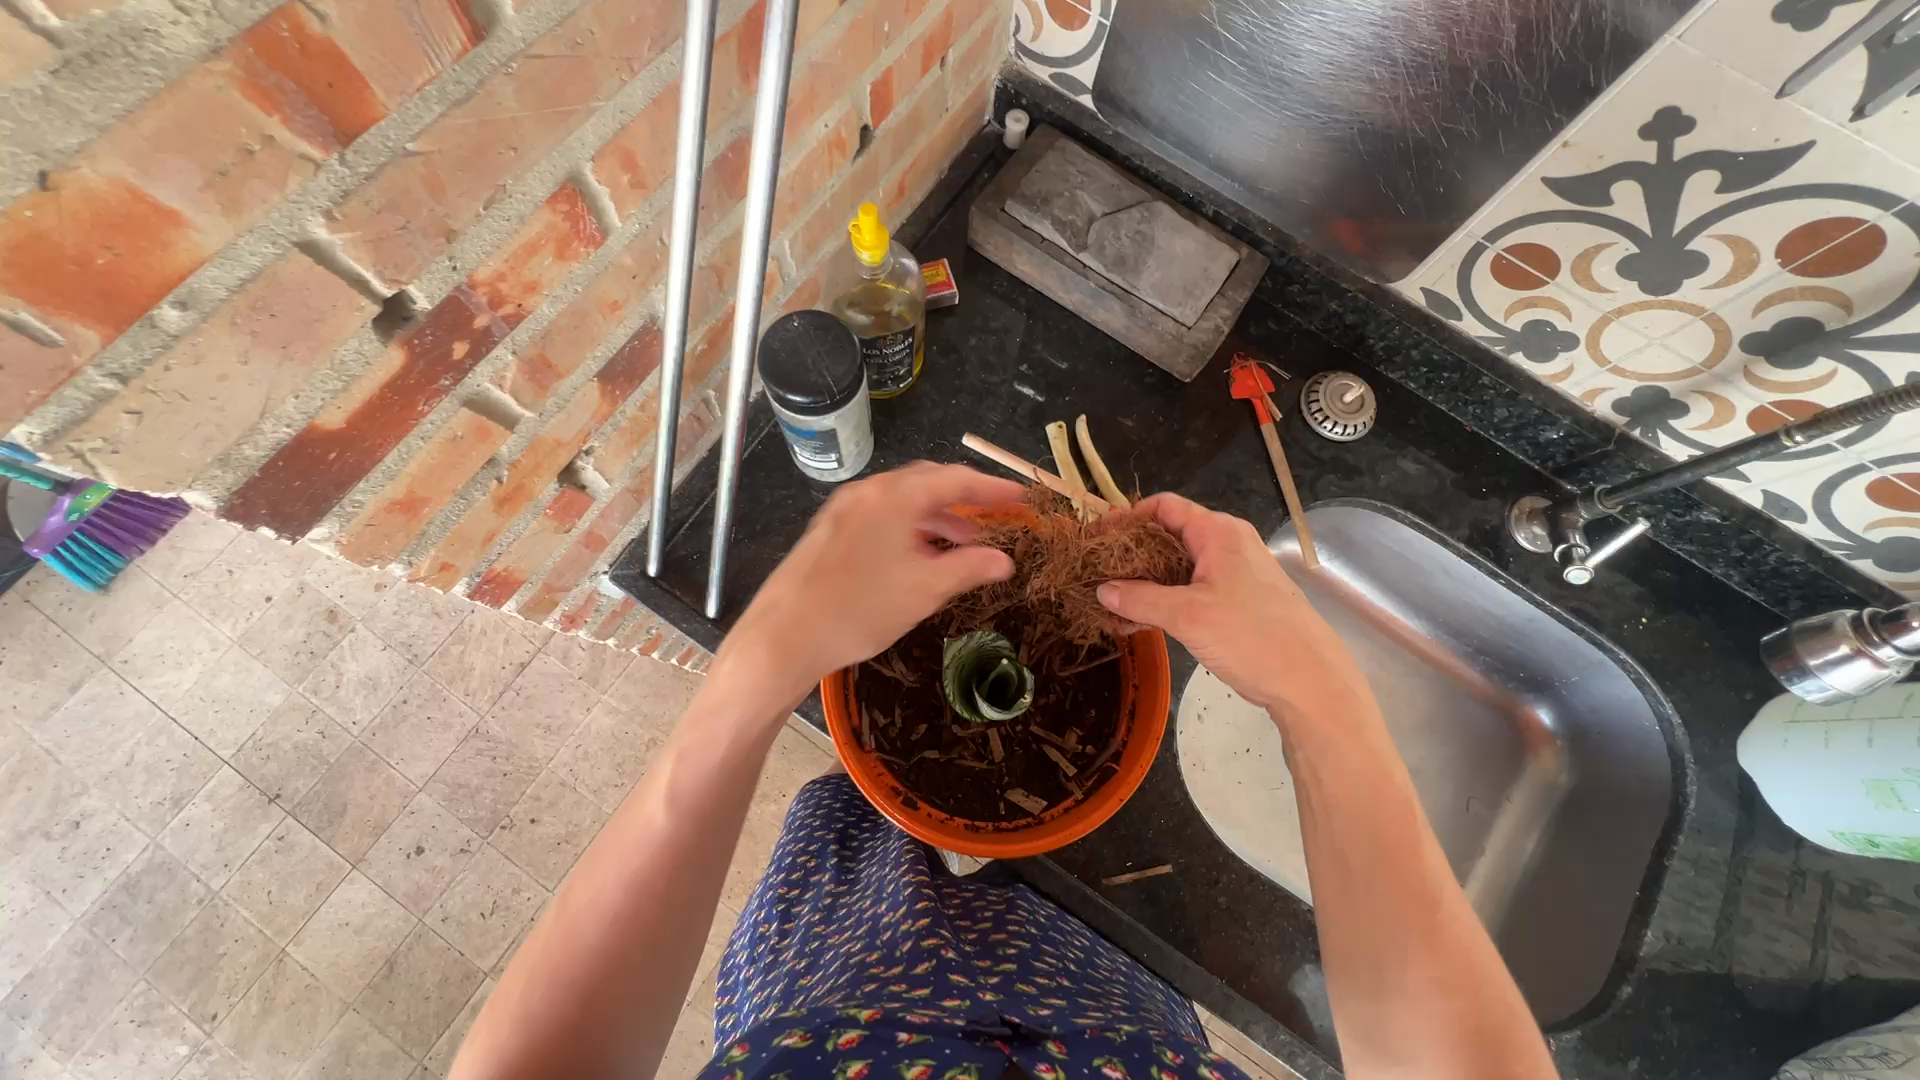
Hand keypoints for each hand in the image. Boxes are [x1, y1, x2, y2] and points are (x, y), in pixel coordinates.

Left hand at [713, 463, 1025, 707]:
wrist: (783, 636)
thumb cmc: (860, 609)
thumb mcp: (925, 590)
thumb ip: (969, 568)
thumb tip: (1004, 560)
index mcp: (894, 496)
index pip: (955, 479)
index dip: (992, 487)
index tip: (1021, 497)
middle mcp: (868, 492)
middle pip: (927, 482)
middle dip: (965, 498)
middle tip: (997, 514)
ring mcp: (844, 509)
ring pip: (903, 502)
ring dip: (938, 517)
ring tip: (966, 543)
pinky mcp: (831, 530)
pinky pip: (882, 517)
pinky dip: (911, 529)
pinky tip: (922, 556)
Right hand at [1096, 493, 1372, 722]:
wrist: (1311, 683)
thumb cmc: (1252, 637)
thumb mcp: (1187, 616)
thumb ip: (1140, 599)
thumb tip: (1101, 590)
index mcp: (1219, 533)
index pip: (1165, 507)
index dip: (1127, 518)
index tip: (1097, 539)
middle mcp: (1228, 545)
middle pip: (1170, 535)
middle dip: (1132, 553)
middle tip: (1097, 572)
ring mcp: (1236, 574)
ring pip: (1179, 567)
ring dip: (1145, 581)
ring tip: (1111, 602)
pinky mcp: (1240, 602)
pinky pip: (1192, 590)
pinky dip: (1165, 600)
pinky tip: (1139, 621)